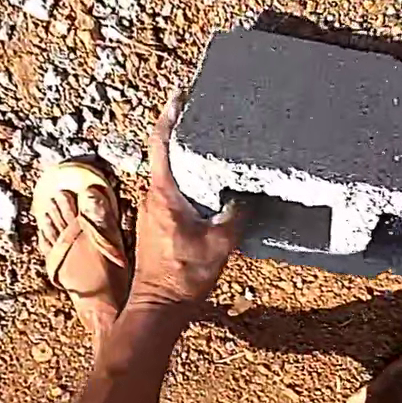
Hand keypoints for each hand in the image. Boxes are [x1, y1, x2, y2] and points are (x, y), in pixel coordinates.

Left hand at [126, 99, 244, 313]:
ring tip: (214, 146)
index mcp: (163, 193)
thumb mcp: (219, 244)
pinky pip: (172, 191)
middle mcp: (153, 196)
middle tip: (207, 116)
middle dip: (183, 132)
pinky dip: (188, 180)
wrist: (159, 306)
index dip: (170, 115)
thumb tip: (248, 198)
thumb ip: (235, 216)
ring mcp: (153, 210)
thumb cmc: (182, 276)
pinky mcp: (159, 223)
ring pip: (170, 173)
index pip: (161, 143)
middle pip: (165, 153)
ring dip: (187, 158)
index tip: (180, 95)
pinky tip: (210, 185)